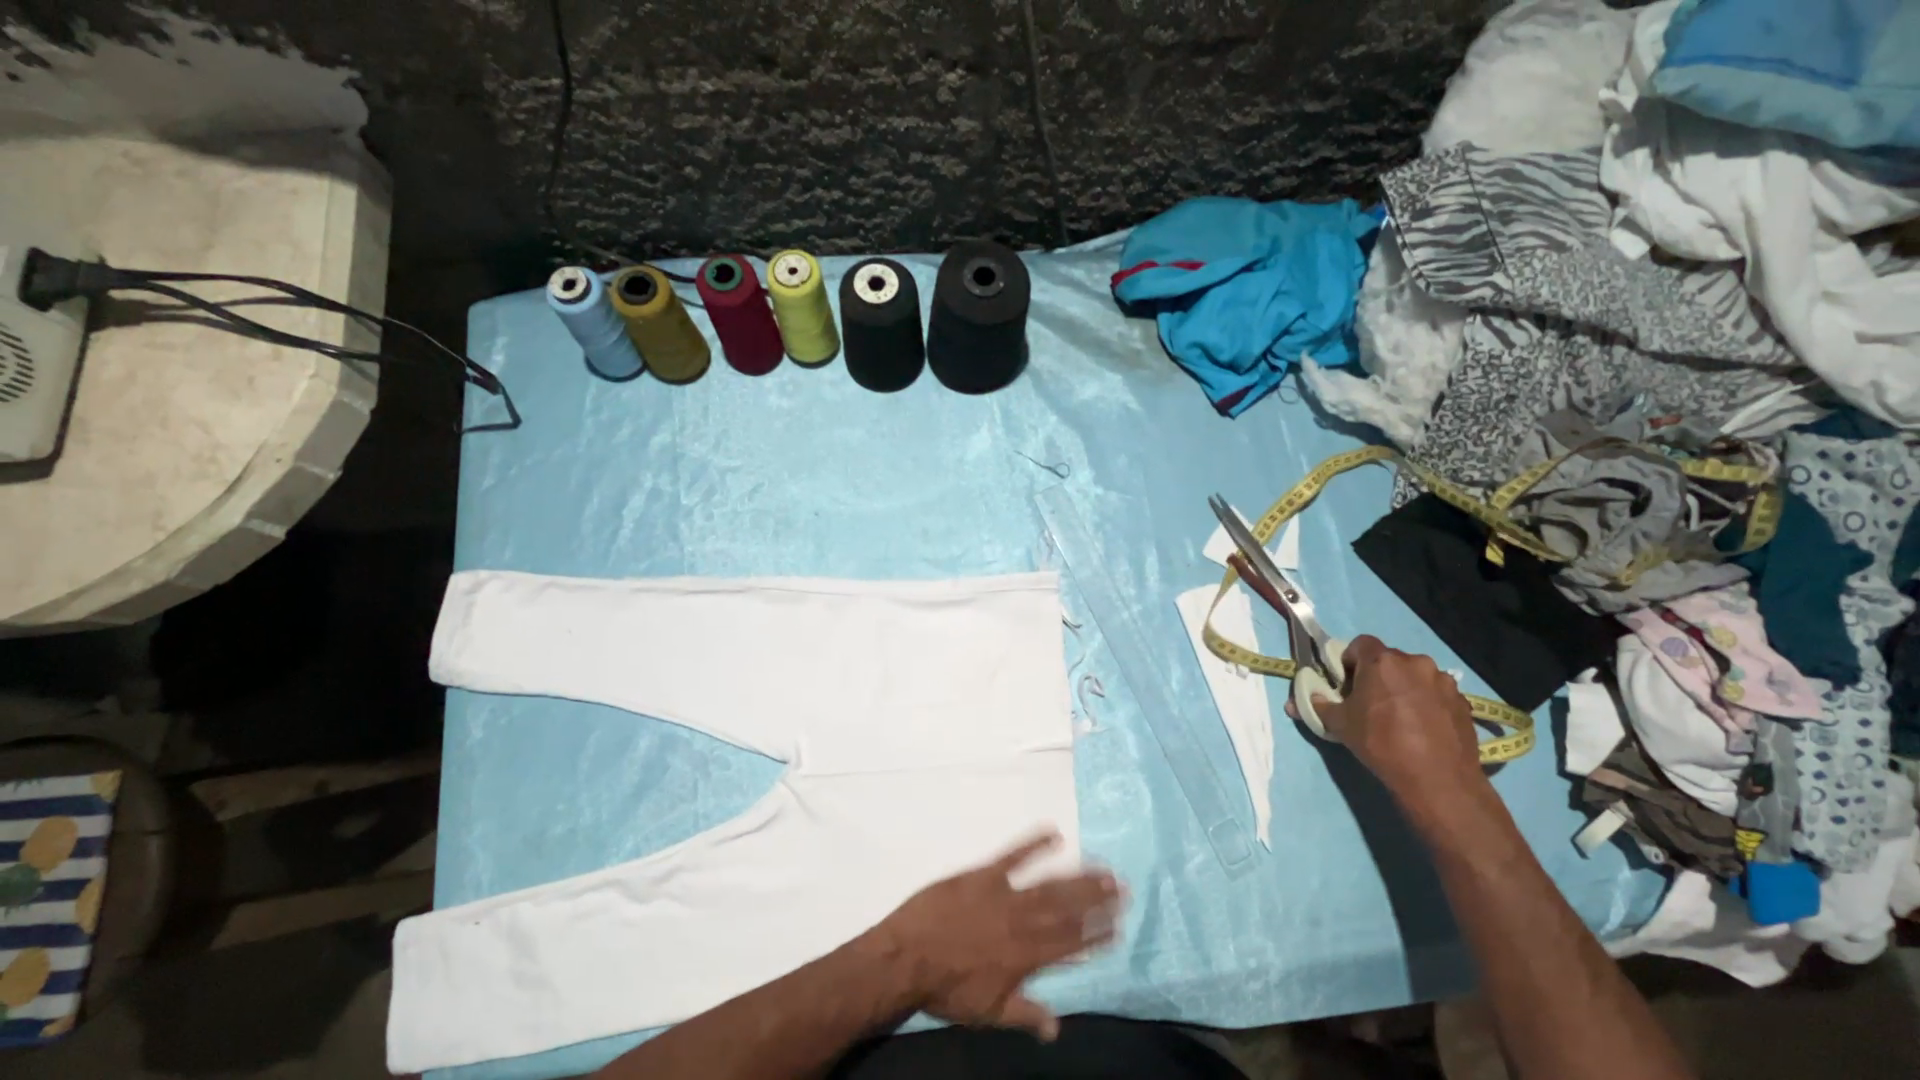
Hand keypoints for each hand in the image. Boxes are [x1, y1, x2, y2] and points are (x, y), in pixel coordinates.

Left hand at [874, 832, 1122, 1040]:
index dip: (1096, 935)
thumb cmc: (946, 989)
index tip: (1119, 925)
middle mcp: (1023, 923)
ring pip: (1050, 884)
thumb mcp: (988, 1012)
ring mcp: (1004, 895)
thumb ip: (1025, 1014)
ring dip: (1079, 876)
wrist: (906, 959)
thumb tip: (1057, 1028)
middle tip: (1122, 888)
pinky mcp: (982, 875)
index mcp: (1026, 956)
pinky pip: (1013, 855)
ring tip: (1103, 867)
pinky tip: (1054, 833)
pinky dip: (1034, 843)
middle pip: (1067, 909)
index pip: (1070, 944)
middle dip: (1097, 900)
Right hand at [1295, 635, 1481, 800]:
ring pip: (1416, 677)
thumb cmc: (1380, 742)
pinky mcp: (1463, 701)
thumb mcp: (1340, 725)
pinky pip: (1437, 694)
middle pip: (1390, 660)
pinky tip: (1424, 729)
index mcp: (1382, 661)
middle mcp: (1415, 662)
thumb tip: (1293, 703)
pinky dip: (1429, 704)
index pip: (1361, 644)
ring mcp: (1443, 681)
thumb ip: (1317, 707)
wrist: (1436, 777)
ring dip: (1406, 689)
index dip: (1351, 660)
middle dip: (1380, 676)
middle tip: (1372, 703)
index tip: (1348, 684)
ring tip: (1402, 718)